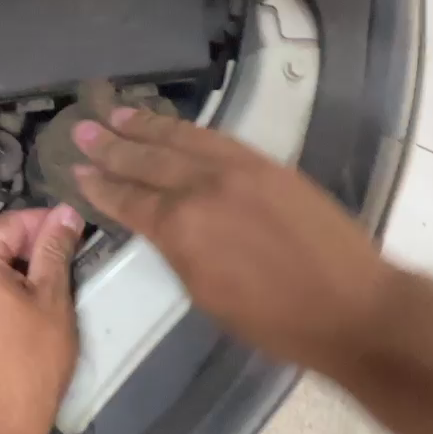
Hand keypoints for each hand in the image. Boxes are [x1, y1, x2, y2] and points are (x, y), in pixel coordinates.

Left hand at [0, 205, 83, 433]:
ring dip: (11, 278)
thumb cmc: (27, 364)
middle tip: (65, 270)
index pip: (11, 223)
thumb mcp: (51, 301)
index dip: (46, 224)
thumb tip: (65, 213)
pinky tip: (16, 323)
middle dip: (28, 252)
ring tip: (45, 298)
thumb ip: (55, 250)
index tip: (76, 232)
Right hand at [71, 108, 392, 372]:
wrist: (354, 308)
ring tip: (117, 113)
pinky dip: (186, 129)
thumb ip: (175, 250)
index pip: (129, 199)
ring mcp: (237, 170)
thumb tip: (158, 223)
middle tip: (83, 130)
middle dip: (110, 146)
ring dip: (144, 126)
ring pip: (179, 138)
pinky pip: (215, 138)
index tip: (78, 171)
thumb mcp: (206, 295)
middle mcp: (202, 188)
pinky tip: (170, 126)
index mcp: (181, 228)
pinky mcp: (265, 164)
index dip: (101, 185)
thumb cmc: (275, 320)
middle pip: (146, 160)